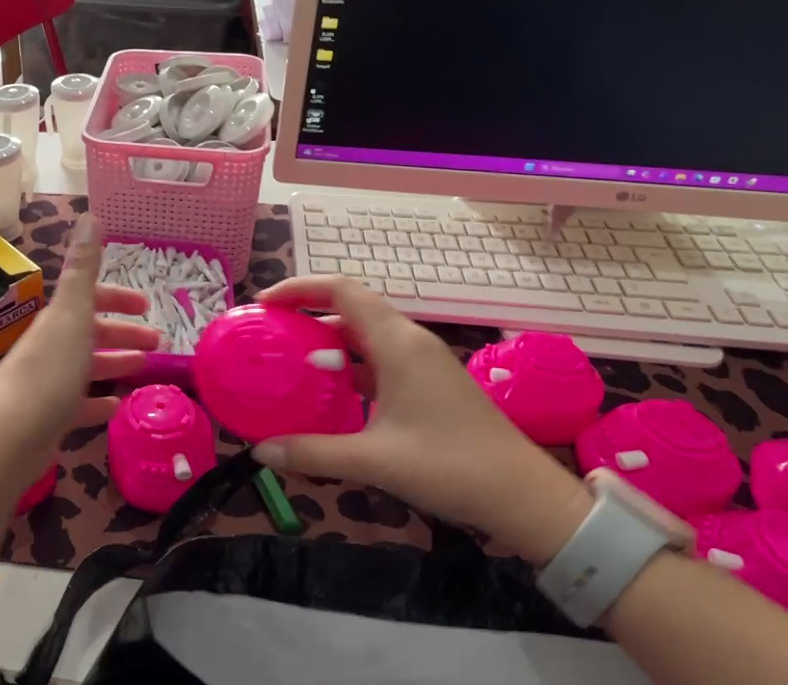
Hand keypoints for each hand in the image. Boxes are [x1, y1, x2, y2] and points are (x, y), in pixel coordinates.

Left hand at [0, 217, 161, 469]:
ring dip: (115, 364)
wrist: (9, 438)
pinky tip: (116, 406)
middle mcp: (50, 347)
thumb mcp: (72, 313)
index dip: (116, 298)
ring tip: (146, 370)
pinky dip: (98, 402)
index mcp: (56, 319)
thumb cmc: (48, 370)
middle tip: (159, 343)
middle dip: (122, 334)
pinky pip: (79, 406)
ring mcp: (47, 384)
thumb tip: (90, 214)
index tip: (146, 304)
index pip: (87, 298)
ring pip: (86, 368)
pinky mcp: (49, 420)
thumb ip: (84, 268)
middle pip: (90, 333)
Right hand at [251, 277, 590, 562]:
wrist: (526, 498)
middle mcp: (410, 341)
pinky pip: (380, 359)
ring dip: (328, 342)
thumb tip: (260, 451)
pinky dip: (350, 366)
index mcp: (398, 343)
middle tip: (271, 335)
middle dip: (307, 314)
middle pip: (351, 307)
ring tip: (292, 363)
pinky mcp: (431, 383)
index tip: (264, 306)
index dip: (298, 288)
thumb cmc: (451, 467)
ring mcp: (423, 362)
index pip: (341, 290)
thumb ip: (313, 453)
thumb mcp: (375, 461)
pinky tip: (331, 394)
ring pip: (366, 335)